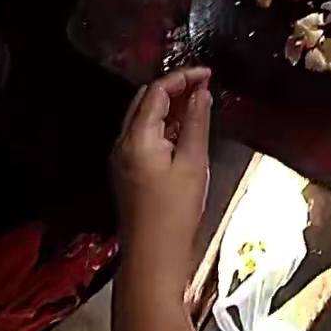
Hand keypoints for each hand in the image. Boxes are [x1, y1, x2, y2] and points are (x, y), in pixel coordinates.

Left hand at [111, 67, 212, 279]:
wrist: (152, 257)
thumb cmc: (175, 211)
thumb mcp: (193, 162)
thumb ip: (197, 121)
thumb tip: (202, 92)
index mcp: (137, 136)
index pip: (157, 90)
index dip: (183, 76)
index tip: (208, 73)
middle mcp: (123, 142)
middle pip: (146, 99)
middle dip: (175, 87)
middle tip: (205, 85)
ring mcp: (122, 157)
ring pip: (144, 116)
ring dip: (170, 104)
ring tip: (200, 101)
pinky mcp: (128, 170)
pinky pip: (144, 134)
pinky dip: (164, 123)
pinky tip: (185, 128)